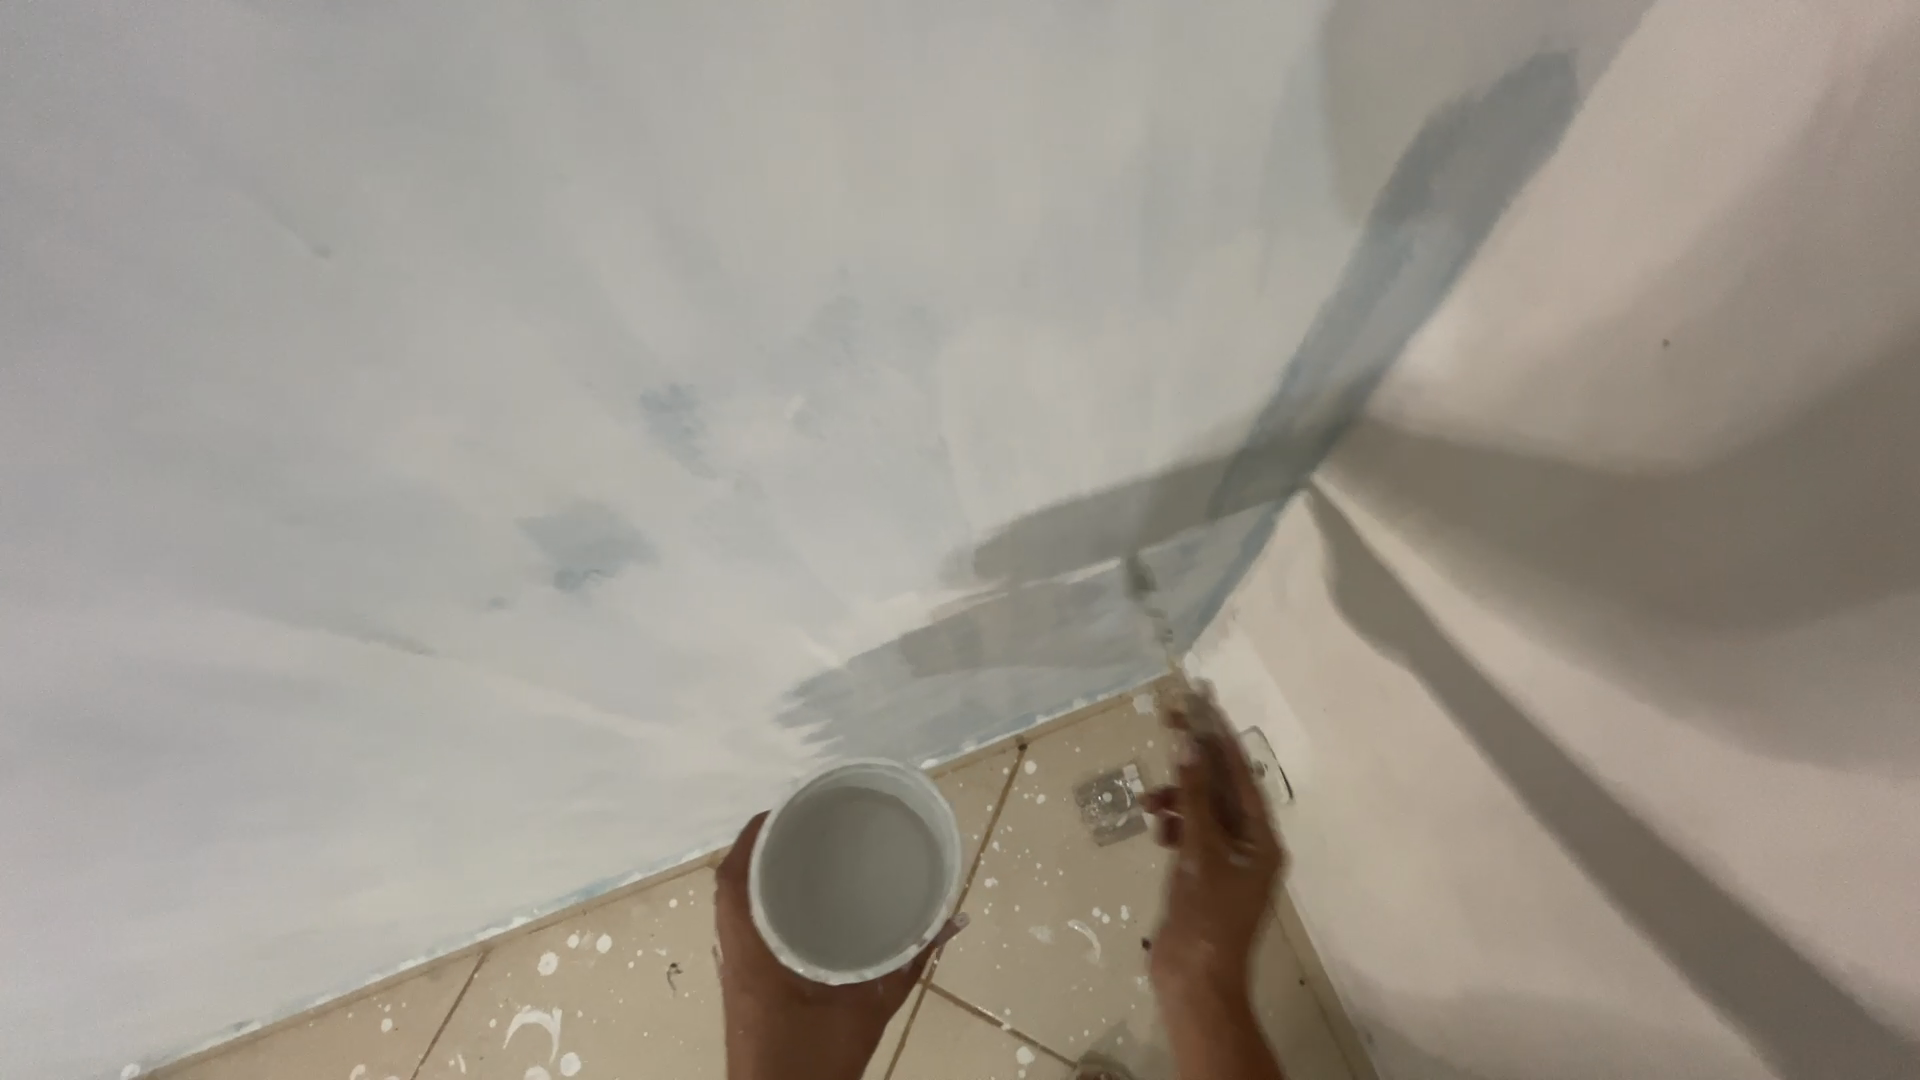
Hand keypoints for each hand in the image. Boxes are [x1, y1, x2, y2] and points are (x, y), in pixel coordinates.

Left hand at [714, 812, 965, 1079]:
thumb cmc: (816, 1065)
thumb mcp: (869, 1011)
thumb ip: (909, 963)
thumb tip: (951, 919)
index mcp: (753, 954)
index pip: (732, 881)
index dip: (749, 838)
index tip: (781, 808)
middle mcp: (735, 958)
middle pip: (728, 887)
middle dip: (755, 847)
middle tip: (796, 822)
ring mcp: (734, 975)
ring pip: (731, 909)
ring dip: (753, 874)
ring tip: (794, 849)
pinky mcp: (742, 989)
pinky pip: (741, 929)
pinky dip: (758, 903)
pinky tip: (793, 902)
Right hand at [1143, 684, 1286, 1004]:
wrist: (1195, 978)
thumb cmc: (1207, 914)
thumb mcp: (1200, 848)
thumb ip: (1192, 795)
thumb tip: (1187, 742)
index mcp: (1262, 838)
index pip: (1241, 773)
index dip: (1219, 736)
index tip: (1202, 702)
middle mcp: (1249, 843)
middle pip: (1220, 785)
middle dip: (1193, 759)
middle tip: (1168, 719)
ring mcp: (1225, 858)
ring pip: (1199, 808)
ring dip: (1176, 799)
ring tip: (1150, 803)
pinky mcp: (1202, 871)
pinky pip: (1188, 831)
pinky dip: (1172, 825)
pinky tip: (1158, 832)